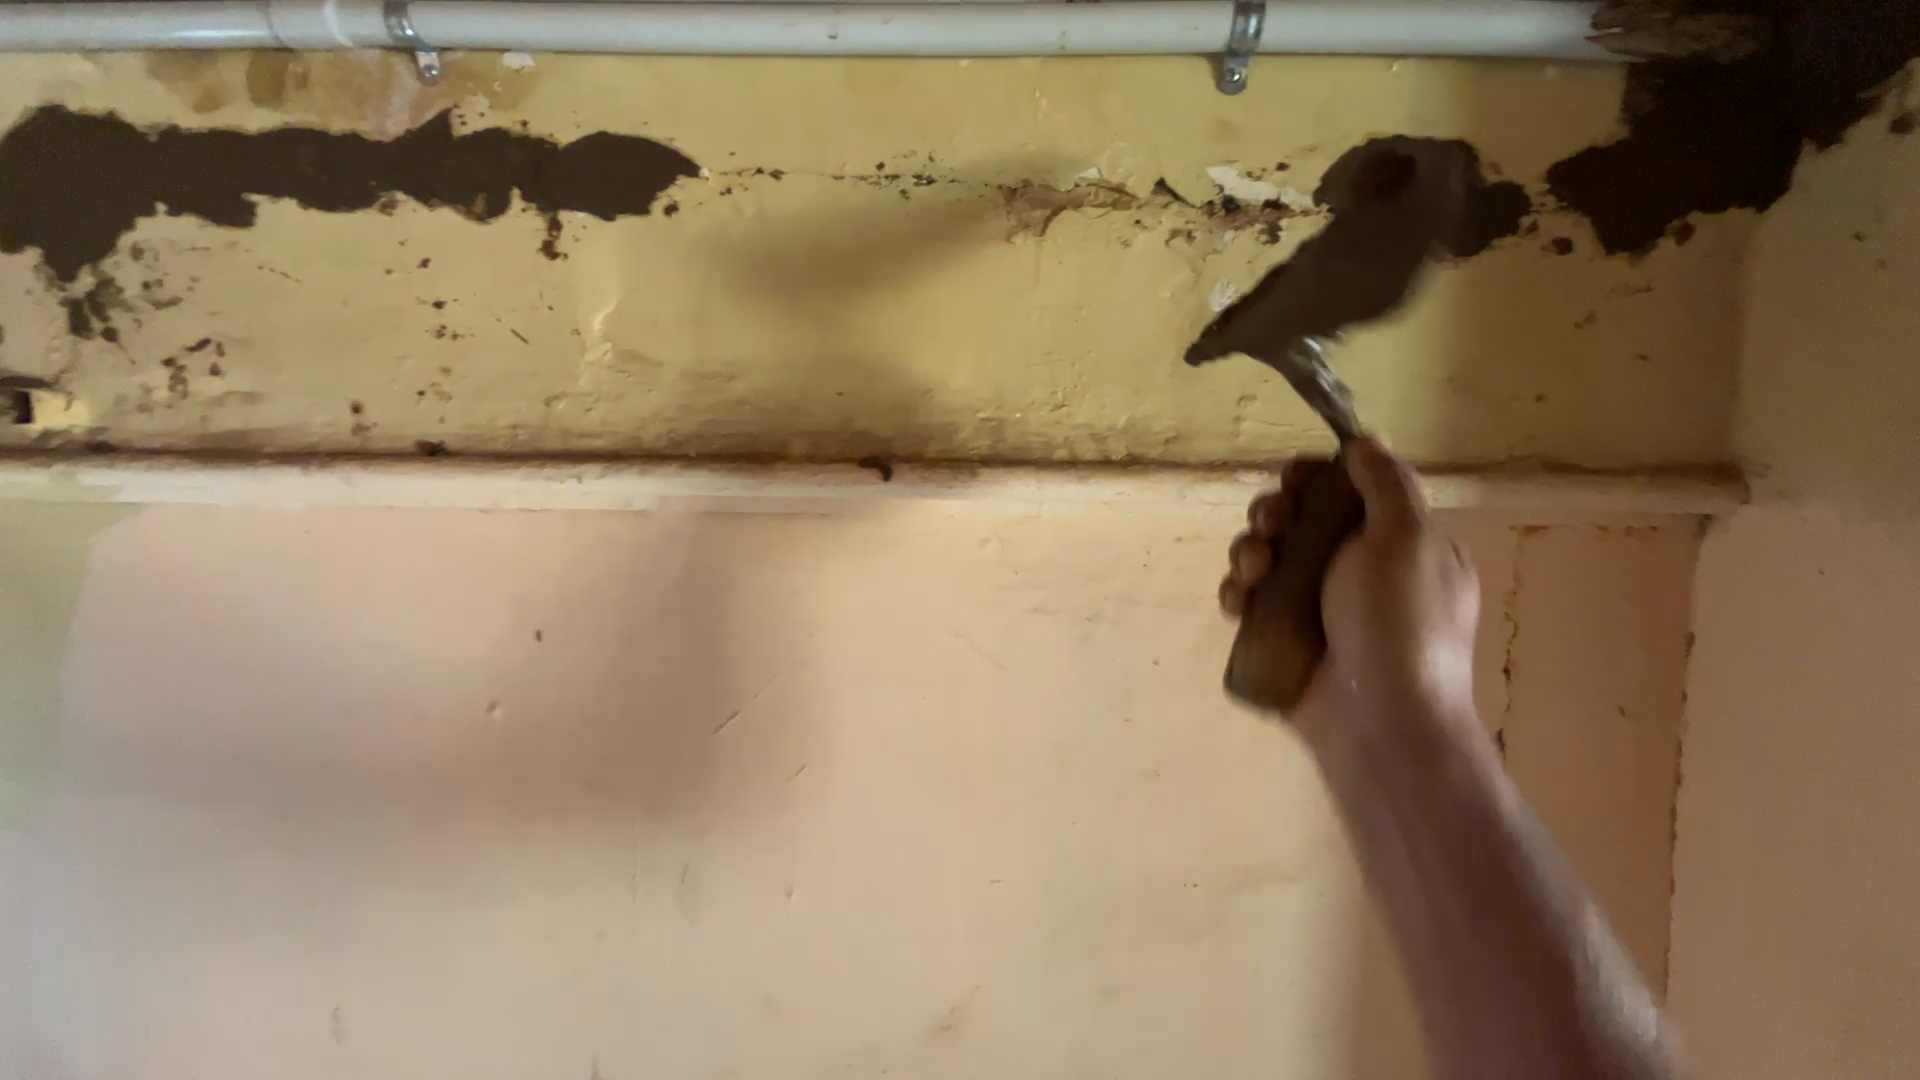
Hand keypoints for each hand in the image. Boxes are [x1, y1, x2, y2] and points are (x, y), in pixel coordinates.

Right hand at [1219, 437, 1479, 746]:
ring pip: (1263, 557)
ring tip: (1251, 574)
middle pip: (1294, 520)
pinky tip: (1236, 604)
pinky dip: (1235, 595)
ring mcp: (1314, 606)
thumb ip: (1386, 484)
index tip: (1295, 482)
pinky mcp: (1280, 636)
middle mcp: (1352, 570)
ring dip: (1247, 552)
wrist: (1380, 721)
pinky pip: (1246, 602)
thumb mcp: (1407, 539)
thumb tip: (1366, 438)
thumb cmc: (1401, 623)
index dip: (1312, 480)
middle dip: (1271, 516)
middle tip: (1272, 529)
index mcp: (1393, 543)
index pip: (1343, 492)